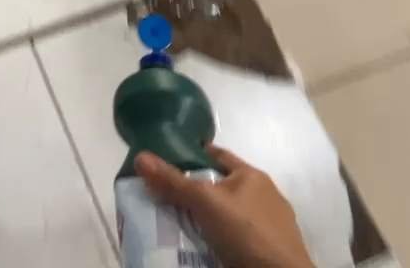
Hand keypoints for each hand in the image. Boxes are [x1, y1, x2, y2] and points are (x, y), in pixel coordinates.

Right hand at [137, 146, 313, 267]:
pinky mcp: (268, 255)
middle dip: (193, 192)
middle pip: (219, 188)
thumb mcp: (205, 203)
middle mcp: (264, 198)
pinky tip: (201, 248)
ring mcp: (270, 229)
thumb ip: (173, 181)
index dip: (190, 155)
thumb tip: (139, 156)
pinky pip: (235, 240)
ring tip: (176, 225)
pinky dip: (218, 242)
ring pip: (227, 217)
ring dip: (205, 220)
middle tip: (163, 197)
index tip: (164, 160)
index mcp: (253, 177)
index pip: (216, 155)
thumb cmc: (248, 234)